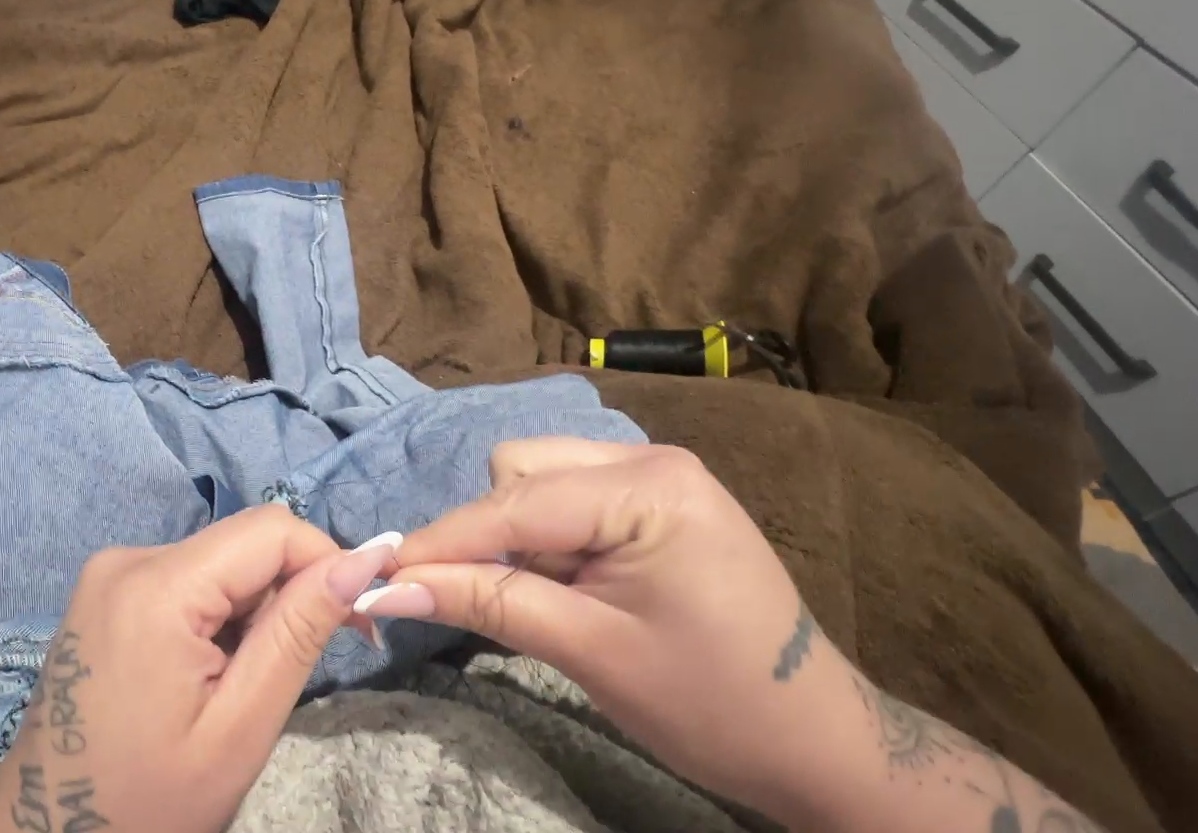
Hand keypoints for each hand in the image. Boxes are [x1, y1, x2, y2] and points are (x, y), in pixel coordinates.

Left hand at [0, 505, 399, 832]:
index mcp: (156, 586)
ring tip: (247, 678)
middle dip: (291, 589)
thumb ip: (298, 632)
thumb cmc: (146, 801)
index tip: (359, 618)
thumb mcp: (239, 727)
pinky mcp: (107, 587)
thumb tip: (361, 561)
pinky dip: (219, 611)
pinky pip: (188, 576)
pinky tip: (212, 667)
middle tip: (309, 659)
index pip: (271, 529)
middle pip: (244, 542)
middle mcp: (129, 557)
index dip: (327, 560)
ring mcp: (111, 570)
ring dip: (255, 605)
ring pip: (220, 559)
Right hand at [355, 438, 849, 822]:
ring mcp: (654, 471)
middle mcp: (649, 458)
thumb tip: (391, 589)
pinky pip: (566, 495)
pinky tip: (568, 583)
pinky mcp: (653, 495)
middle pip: (521, 471)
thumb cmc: (710, 704)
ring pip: (537, 477)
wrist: (813, 738)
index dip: (444, 541)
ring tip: (550, 599)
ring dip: (517, 536)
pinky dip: (545, 537)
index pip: (516, 504)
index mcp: (648, 488)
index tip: (383, 577)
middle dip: (491, 535)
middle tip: (498, 601)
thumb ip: (487, 604)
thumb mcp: (589, 652)